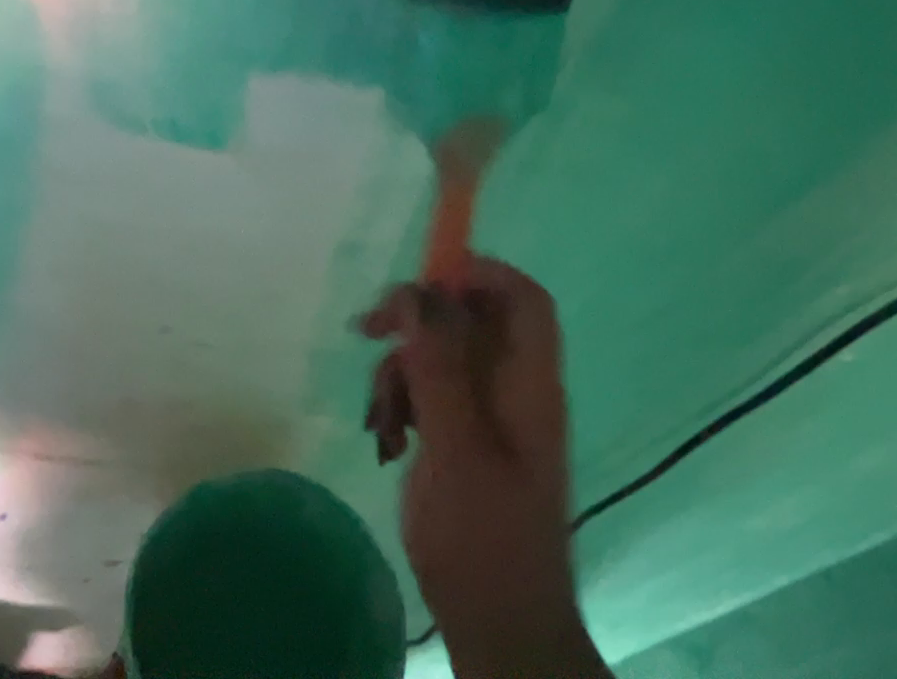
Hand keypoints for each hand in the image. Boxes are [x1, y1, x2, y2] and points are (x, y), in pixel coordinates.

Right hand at [360, 256, 609, 677]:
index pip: (522, 298)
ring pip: (440, 357)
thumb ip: (439, 366)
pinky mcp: (466, 439)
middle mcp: (513, 389)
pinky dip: (402, 406)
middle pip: (467, 321)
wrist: (498, 623)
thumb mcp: (455, 445)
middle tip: (368, 333)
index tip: (419, 282)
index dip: (478, 273)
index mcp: (528, 383)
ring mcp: (489, 415)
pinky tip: (385, 441)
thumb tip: (418, 294)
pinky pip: (431, 395)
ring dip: (400, 374)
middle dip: (415, 326)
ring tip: (381, 422)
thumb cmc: (483, 536)